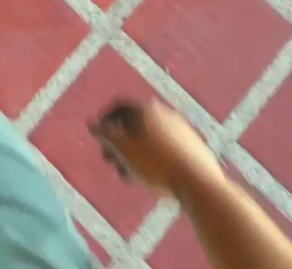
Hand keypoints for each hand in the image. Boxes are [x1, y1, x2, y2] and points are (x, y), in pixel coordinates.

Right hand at [91, 99, 222, 199]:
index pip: (118, 107)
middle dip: (121, 143)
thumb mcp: (123, 150)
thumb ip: (105, 135)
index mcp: (145, 108)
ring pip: (151, 138)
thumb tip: (91, 124)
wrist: (200, 184)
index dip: (105, 120)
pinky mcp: (195, 147)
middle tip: (111, 161)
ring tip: (130, 175)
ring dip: (137, 154)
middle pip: (135, 124)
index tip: (99, 138)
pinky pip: (168, 148)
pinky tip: (152, 178)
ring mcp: (182, 129)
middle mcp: (164, 112)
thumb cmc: (155, 164)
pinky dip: (156, 158)